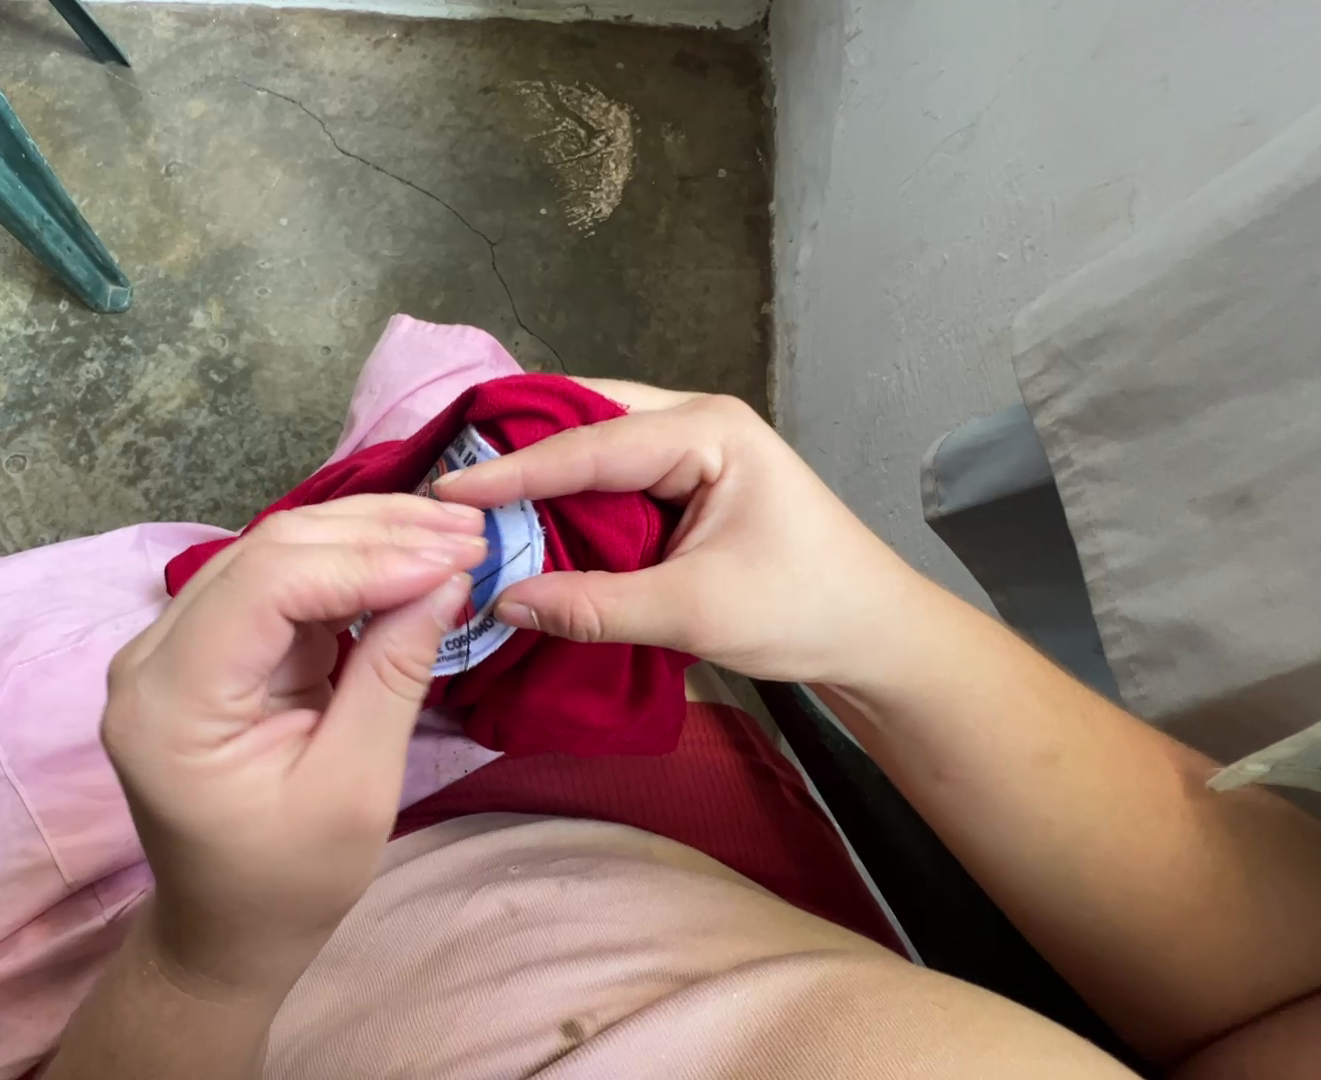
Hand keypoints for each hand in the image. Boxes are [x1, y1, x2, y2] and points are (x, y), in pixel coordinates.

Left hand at [101, 494, 483, 993]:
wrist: (230, 923)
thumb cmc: (288, 881)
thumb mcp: (356, 790)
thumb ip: (395, 674)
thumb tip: (447, 579)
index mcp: (170, 704)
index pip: (266, 587)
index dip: (365, 561)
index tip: (454, 561)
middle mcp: (155, 654)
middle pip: (270, 552)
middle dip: (377, 534)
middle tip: (468, 534)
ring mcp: (178, 639)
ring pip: (280, 550)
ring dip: (370, 535)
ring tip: (452, 532)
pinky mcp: (215, 639)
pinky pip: (287, 577)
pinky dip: (355, 561)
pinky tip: (411, 553)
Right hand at [432, 379, 935, 689]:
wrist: (872, 635)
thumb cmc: (803, 609)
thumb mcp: (696, 611)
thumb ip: (594, 606)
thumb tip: (501, 600)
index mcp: (707, 431)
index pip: (590, 445)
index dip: (514, 470)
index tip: (449, 491)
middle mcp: (691, 422)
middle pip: (583, 421)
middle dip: (516, 449)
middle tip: (451, 480)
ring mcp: (684, 449)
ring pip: (589, 446)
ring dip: (535, 474)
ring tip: (473, 498)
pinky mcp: (677, 482)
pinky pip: (603, 479)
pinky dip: (561, 497)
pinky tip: (524, 518)